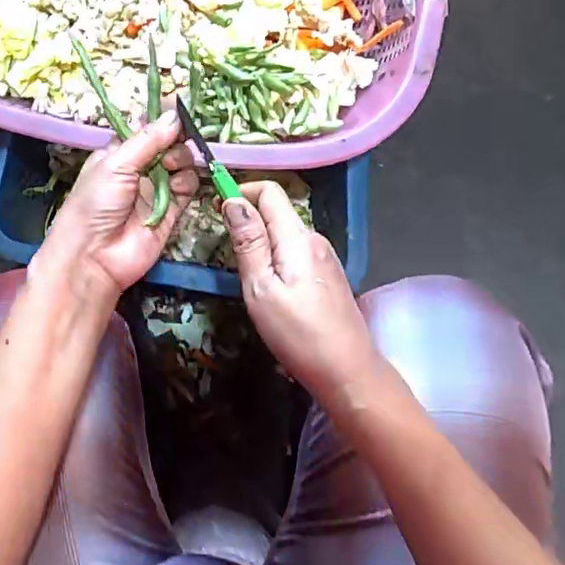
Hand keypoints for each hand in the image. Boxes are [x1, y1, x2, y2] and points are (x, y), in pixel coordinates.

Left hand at [33, 109, 198, 300]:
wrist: (93, 258)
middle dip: (175, 140)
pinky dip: (188, 182)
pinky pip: (188, 188)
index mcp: (119, 153)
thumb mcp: (115, 164)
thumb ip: (148, 140)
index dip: (162, 119)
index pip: (146, 129)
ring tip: (172, 166)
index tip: (180, 108)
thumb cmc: (94, 204)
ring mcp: (156, 190)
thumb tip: (174, 115)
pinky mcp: (172, 211)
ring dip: (182, 159)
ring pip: (182, 163)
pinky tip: (179, 183)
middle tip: (173, 145)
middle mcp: (139, 169)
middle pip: (168, 144)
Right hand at [224, 181, 377, 397]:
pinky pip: (294, 249)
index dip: (240, 190)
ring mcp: (324, 256)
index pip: (269, 191)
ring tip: (244, 268)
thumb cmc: (298, 334)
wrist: (349, 373)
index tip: (215, 206)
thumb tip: (233, 201)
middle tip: (223, 242)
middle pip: (277, 209)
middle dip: (247, 215)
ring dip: (260, 236)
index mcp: (297, 237)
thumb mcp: (261, 288)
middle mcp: (314, 238)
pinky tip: (269, 283)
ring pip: (284, 230)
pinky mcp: (327, 274)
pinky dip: (275, 252)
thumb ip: (248, 243)